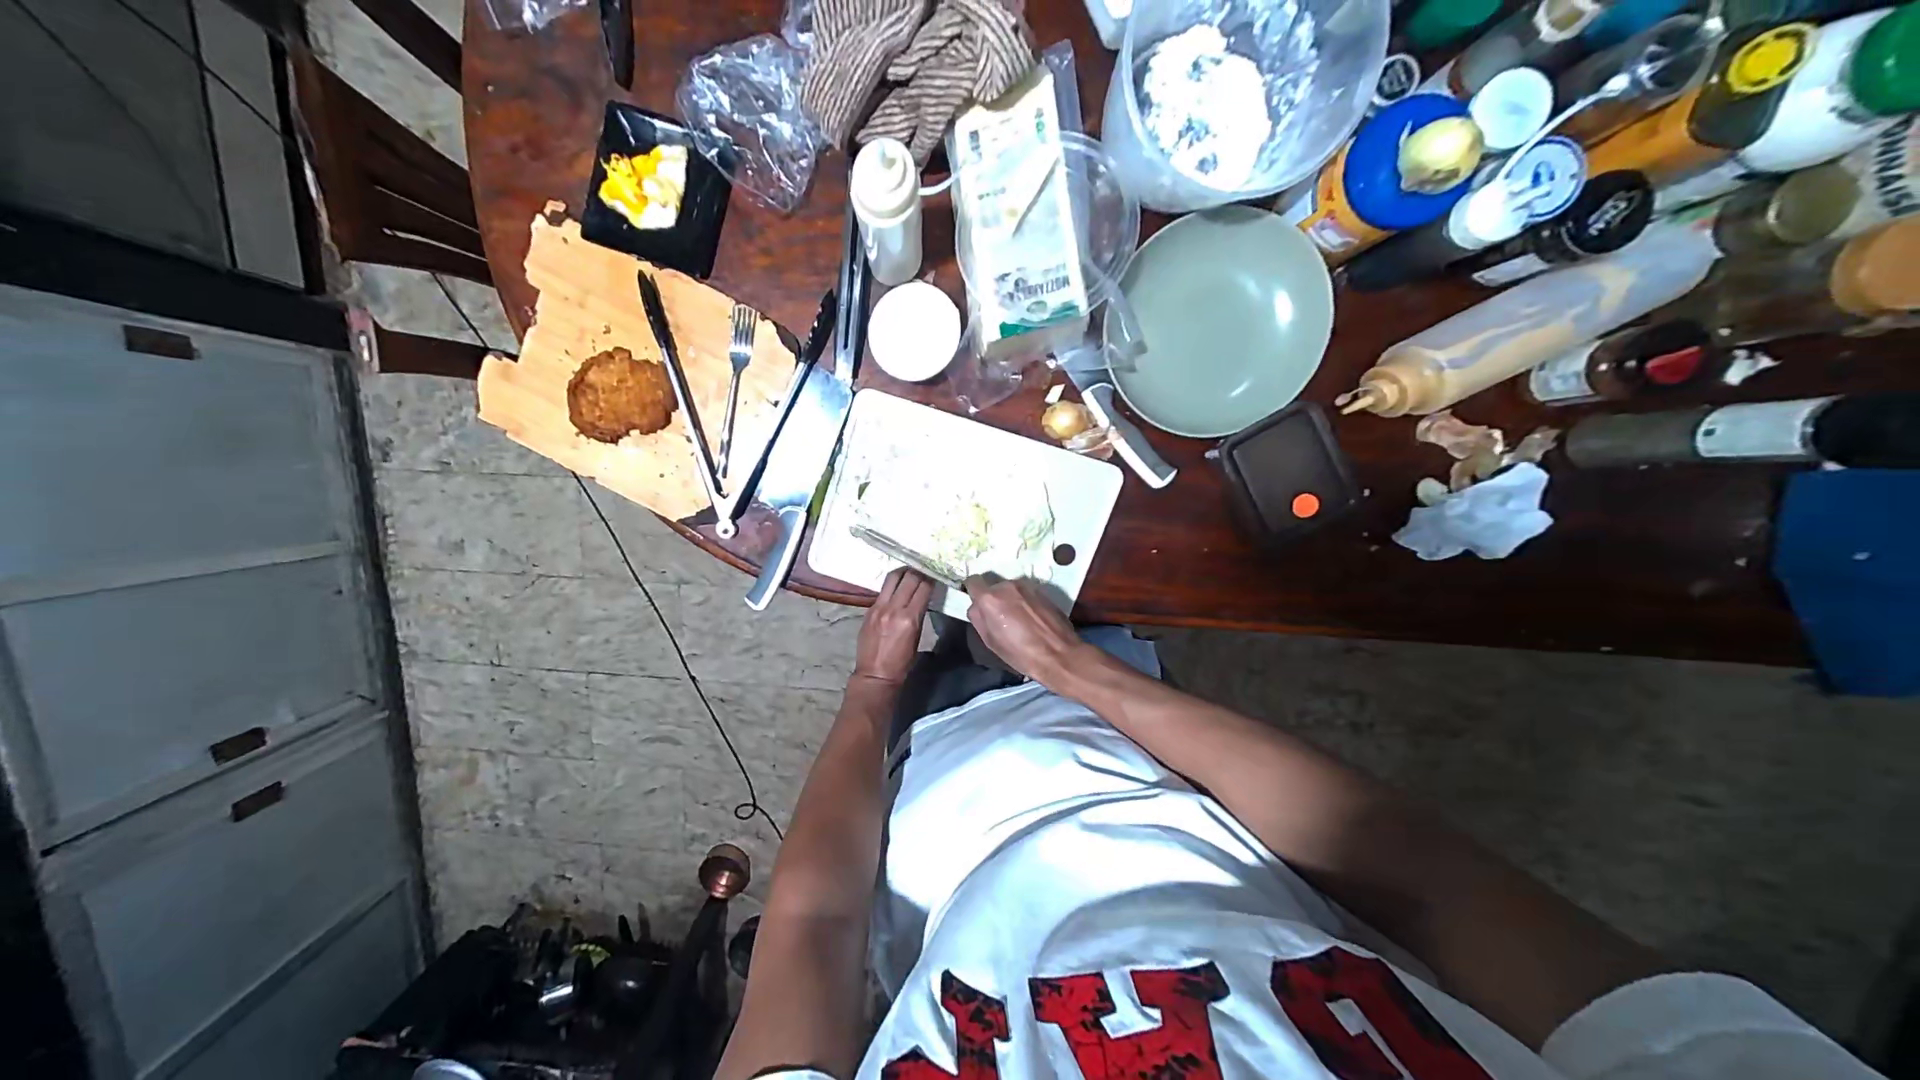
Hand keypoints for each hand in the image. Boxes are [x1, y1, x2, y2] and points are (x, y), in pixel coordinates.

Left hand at [852, 568, 932, 685]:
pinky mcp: (869, 609)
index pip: (923, 588)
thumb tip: (923, 598)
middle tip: (925, 570)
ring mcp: (879, 607)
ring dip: (904, 572)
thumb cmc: (902, 662)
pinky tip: (898, 586)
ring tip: (910, 571)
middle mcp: (894, 608)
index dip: (931, 579)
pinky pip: (883, 589)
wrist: (875, 674)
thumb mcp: (917, 637)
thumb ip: (919, 615)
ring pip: (893, 578)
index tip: (936, 576)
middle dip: (919, 572)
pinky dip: (893, 584)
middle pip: (909, 578)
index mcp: (909, 618)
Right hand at [964, 576, 1080, 685]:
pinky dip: (1025, 601)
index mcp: (990, 599)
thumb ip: (978, 618)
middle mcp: (1007, 586)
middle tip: (1001, 617)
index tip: (979, 604)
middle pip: (993, 586)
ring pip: (1010, 588)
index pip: (973, 582)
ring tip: (1019, 618)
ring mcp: (1026, 586)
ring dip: (1011, 598)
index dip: (974, 592)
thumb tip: (977, 607)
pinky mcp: (1042, 590)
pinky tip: (1032, 618)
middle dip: (994, 598)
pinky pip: (1025, 592)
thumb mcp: (990, 641)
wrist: (1058, 654)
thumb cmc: (1020, 653)